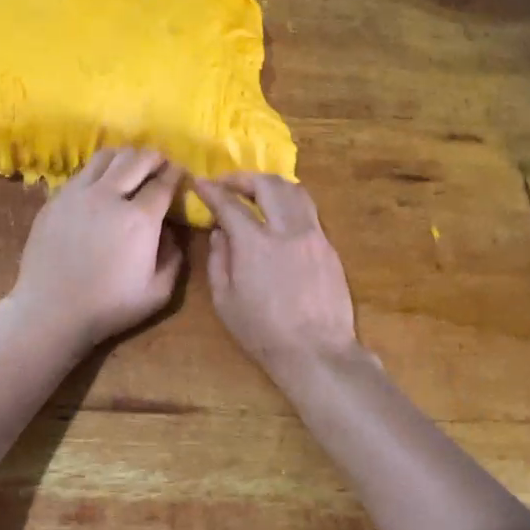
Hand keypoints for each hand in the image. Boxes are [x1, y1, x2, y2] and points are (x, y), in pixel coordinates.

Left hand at [8, 148, 184, 353]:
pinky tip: (100, 186)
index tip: (181, 174)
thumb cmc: (108, 307)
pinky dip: (98, 171)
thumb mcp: (158, 292)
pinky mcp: (55, 199)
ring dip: (124, 157)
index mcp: (140, 219)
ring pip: (106, 156)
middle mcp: (109, 196)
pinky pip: (82, 172)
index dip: (176, 174)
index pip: (164, 182)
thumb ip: (173, 257)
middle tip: (159, 164)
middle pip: (136, 158)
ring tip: (129, 167)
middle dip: (154, 157)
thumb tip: (170, 231)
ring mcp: (78, 193)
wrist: (52, 310)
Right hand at [193, 174, 362, 381]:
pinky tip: (279, 215)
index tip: (200, 183)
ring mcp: (313, 235)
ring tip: (256, 192)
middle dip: (243, 178)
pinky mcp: (328, 246)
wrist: (316, 351)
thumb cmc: (263, 332)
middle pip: (267, 185)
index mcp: (255, 244)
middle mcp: (287, 230)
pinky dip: (289, 203)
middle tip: (228, 184)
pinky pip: (308, 211)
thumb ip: (219, 260)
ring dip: (271, 185)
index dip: (212, 190)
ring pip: (294, 191)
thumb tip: (220, 232)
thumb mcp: (225, 301)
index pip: (230, 204)